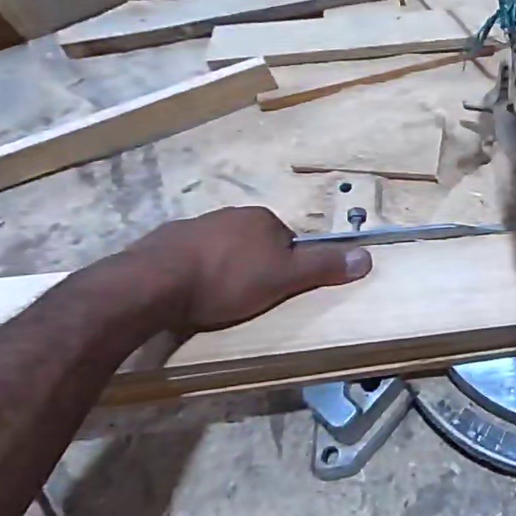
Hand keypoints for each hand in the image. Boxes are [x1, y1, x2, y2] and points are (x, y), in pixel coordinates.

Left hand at [107, 206, 372, 334]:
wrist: (148, 287)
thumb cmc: (227, 281)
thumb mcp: (285, 278)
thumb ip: (324, 266)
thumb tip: (367, 256)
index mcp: (262, 219)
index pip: (287, 240)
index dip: (286, 266)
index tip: (276, 289)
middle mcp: (229, 215)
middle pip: (253, 243)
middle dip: (253, 266)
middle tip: (247, 298)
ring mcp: (190, 227)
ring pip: (218, 250)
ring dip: (220, 269)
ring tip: (213, 300)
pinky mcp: (157, 245)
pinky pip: (184, 259)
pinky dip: (189, 273)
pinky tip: (184, 295)